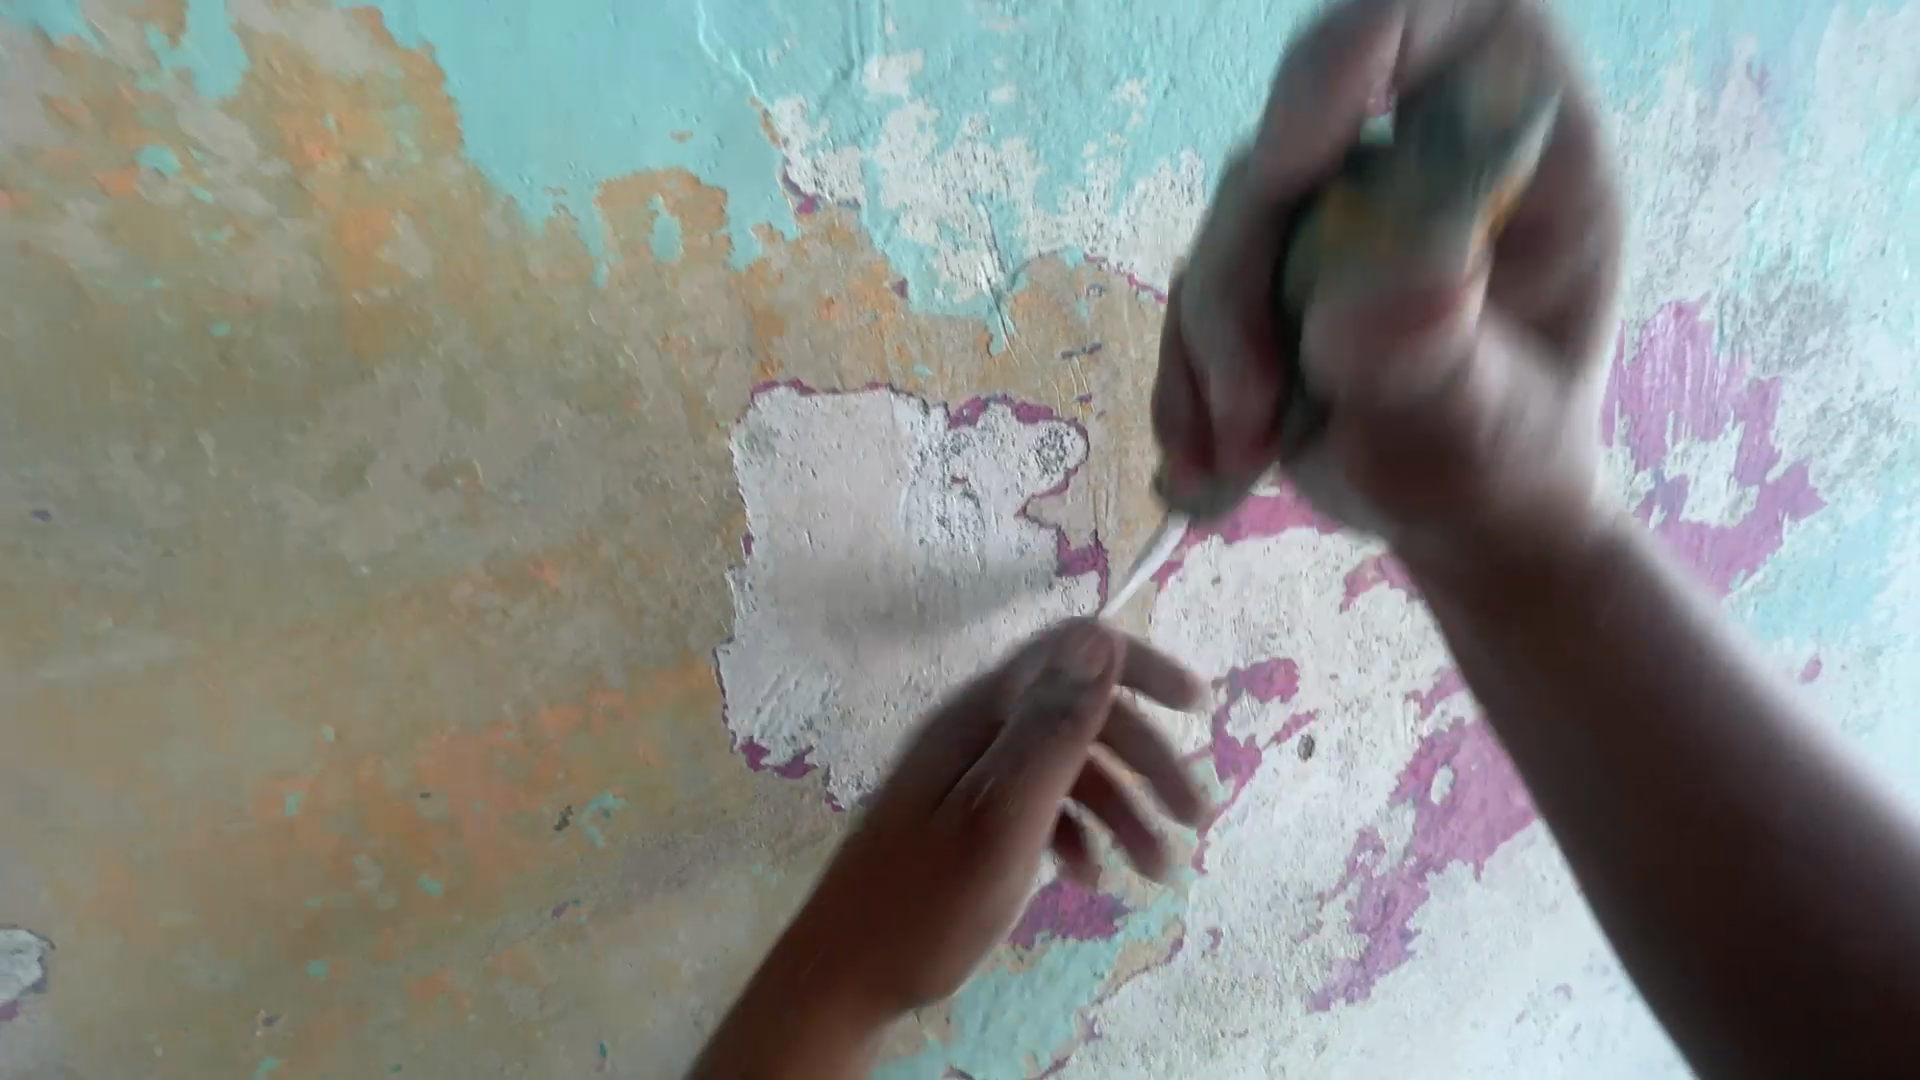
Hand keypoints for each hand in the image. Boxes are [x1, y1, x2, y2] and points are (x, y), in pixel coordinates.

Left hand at [693, 620, 1203, 1077]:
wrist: (845, 976)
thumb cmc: (924, 902)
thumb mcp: (1001, 817)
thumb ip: (1053, 728)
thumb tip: (1101, 640)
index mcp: (982, 712)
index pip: (1071, 649)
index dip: (1136, 665)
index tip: (1196, 706)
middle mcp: (981, 727)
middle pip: (1080, 712)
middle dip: (1145, 757)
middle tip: (1194, 814)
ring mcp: (976, 771)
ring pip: (1067, 764)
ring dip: (1121, 807)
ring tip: (1157, 867)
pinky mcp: (974, 812)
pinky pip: (1042, 802)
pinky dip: (1078, 830)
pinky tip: (1090, 873)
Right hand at [1154, 0, 1623, 573]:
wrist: (1441, 507)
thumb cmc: (1491, 466)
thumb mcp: (1480, 435)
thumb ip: (1433, 362)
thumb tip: (1361, 296)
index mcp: (1514, 167)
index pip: (1452, 27)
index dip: (1357, 51)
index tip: (1286, 158)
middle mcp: (1404, 173)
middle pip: (1278, 164)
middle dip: (1239, 301)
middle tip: (1248, 417)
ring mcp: (1319, 226)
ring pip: (1216, 246)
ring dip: (1205, 364)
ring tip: (1238, 462)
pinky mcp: (1257, 281)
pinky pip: (1187, 311)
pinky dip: (1183, 389)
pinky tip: (1208, 458)